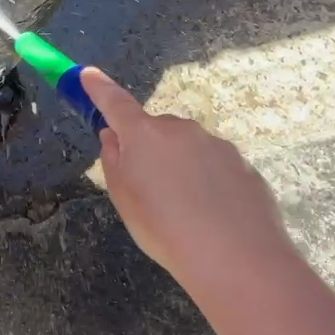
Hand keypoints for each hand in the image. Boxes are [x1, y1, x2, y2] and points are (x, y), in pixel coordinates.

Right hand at [79, 68, 298, 286]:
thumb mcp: (123, 198)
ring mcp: (216, 145)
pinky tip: (218, 217)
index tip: (88, 74)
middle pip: (157, 131)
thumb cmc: (165, 228)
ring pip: (190, 149)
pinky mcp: (246, 166)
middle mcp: (180, 129)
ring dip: (184, 167)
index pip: (115, 101)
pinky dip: (212, 183)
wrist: (239, 261)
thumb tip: (114, 136)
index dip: (99, 87)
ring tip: (191, 212)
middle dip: (153, 150)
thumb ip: (113, 160)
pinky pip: (218, 168)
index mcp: (143, 134)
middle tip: (155, 190)